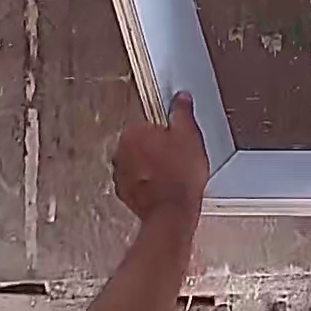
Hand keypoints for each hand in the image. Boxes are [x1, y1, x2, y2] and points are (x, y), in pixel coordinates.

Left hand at [112, 92, 209, 224]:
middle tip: (177, 157)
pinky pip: (136, 182)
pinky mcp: (125, 193)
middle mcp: (121, 151)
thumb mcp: (190, 135)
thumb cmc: (179, 177)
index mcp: (133, 131)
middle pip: (140, 142)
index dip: (165, 130)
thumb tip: (181, 98)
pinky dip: (147, 183)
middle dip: (156, 148)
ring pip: (137, 163)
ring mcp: (121, 174)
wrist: (172, 212)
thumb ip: (182, 111)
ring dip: (150, 166)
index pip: (147, 122)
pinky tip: (164, 187)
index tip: (176, 138)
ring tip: (172, 174)